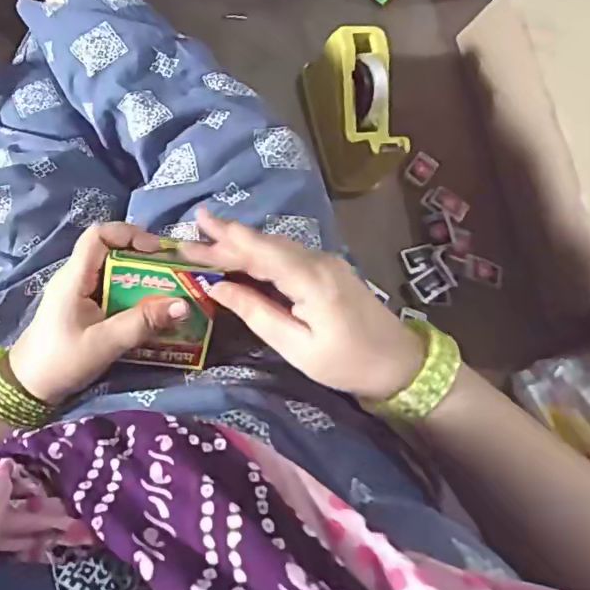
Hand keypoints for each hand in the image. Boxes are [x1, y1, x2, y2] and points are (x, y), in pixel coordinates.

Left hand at [8, 223, 190, 402]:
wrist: (28, 388)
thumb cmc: (60, 361)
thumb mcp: (104, 343)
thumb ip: (141, 323)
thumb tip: (183, 304)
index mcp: (74, 277)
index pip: (98, 235)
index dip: (129, 234)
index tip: (156, 251)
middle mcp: (76, 278)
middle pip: (111, 252)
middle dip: (144, 259)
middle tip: (173, 274)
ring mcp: (78, 294)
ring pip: (114, 274)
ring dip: (141, 280)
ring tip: (170, 293)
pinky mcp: (83, 310)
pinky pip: (112, 293)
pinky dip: (133, 297)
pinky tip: (152, 313)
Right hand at [177, 207, 426, 399]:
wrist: (401, 363)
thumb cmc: (347, 363)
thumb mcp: (296, 347)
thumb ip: (256, 313)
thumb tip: (219, 288)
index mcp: (310, 280)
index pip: (257, 254)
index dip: (221, 246)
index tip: (189, 242)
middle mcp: (318, 261)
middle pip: (264, 243)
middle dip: (227, 235)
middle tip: (193, 226)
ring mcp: (325, 261)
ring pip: (275, 245)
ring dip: (241, 240)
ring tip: (209, 234)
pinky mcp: (327, 268)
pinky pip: (286, 253)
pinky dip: (259, 250)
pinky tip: (243, 250)